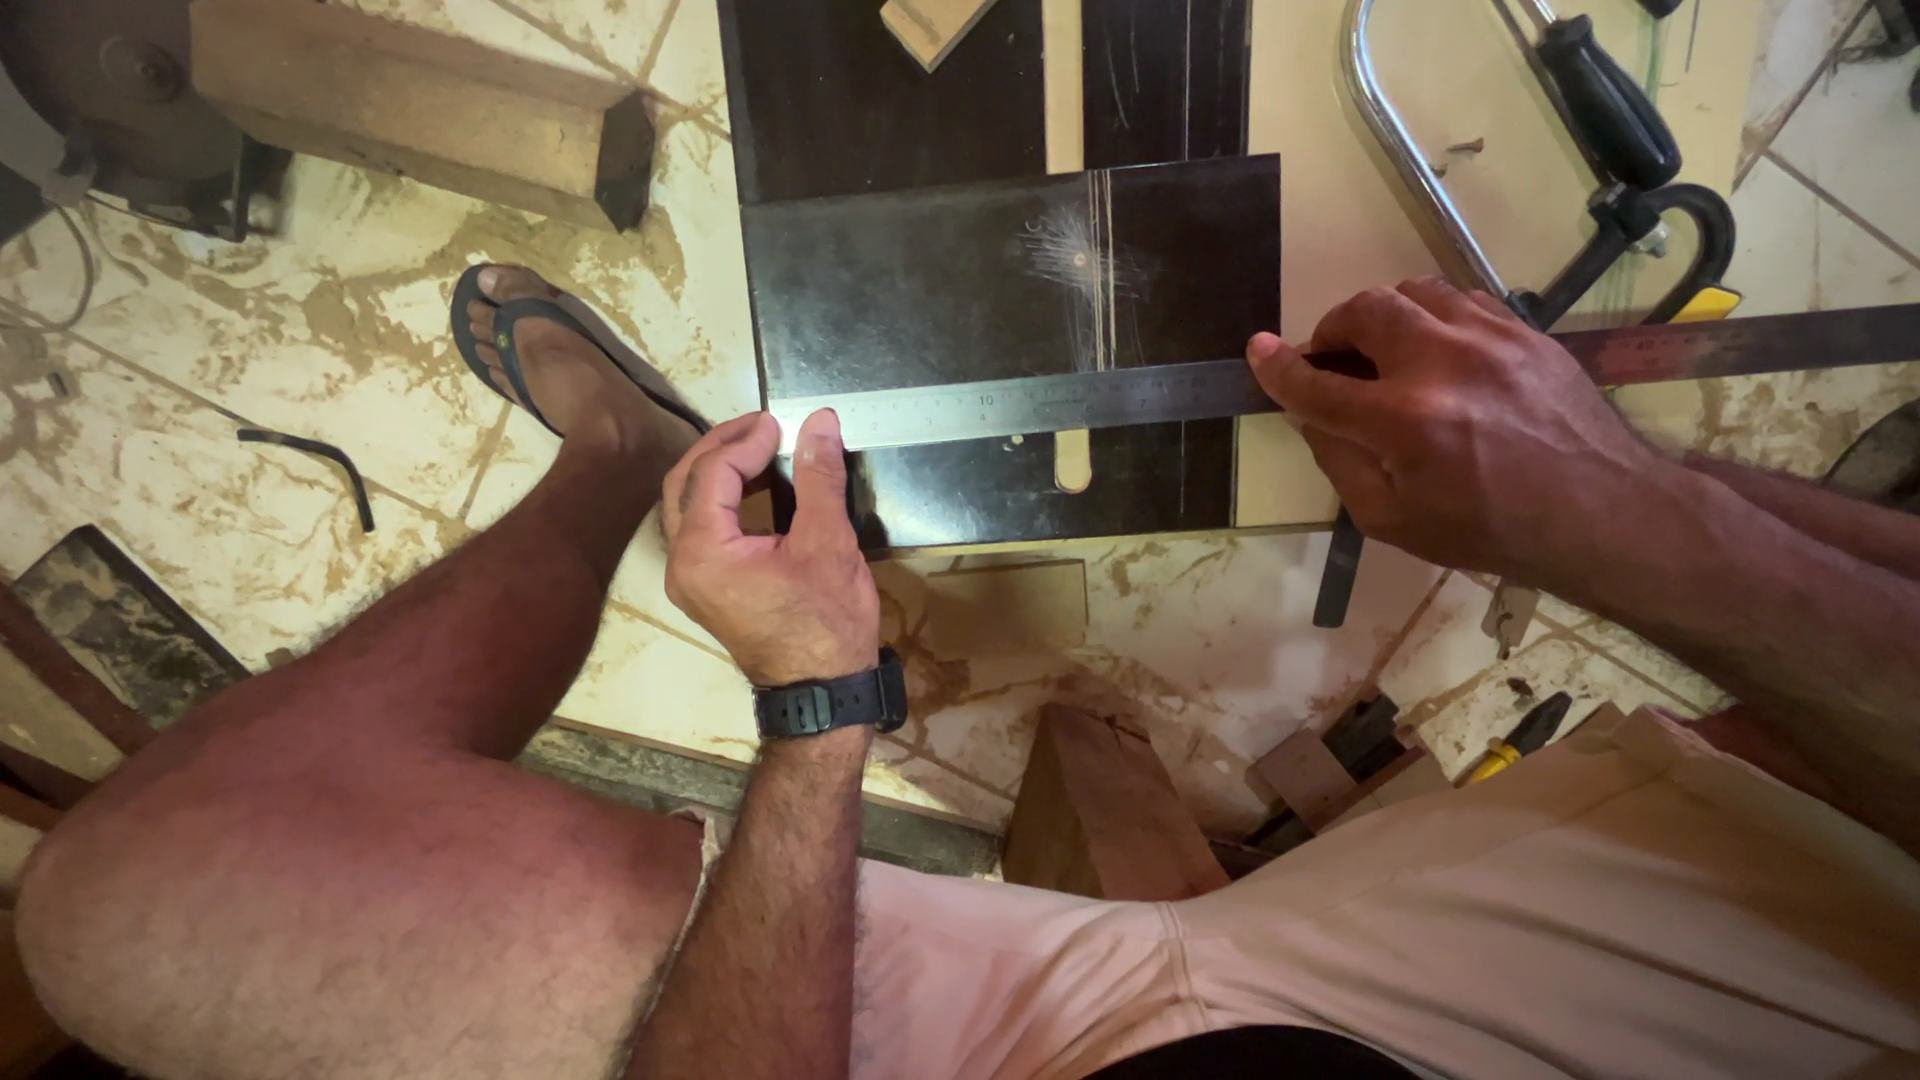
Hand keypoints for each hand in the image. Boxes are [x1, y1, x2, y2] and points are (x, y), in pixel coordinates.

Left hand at [663, 410, 880, 686]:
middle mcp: (681, 564)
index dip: (746, 440)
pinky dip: (724, 500)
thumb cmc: (827, 621)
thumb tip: (820, 420)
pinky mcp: (706, 590)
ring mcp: (689, 581)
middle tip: (763, 426)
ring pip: (688, 507)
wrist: (823, 691)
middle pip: (684, 484)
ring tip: (761, 448)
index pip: (710, 473)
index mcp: (703, 552)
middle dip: (722, 446)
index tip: (783, 424)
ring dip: (719, 471)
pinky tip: (757, 487)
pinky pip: (701, 530)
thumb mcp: (828, 543)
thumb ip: (818, 477)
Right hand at [1246, 278, 1663, 579]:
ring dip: (1380, 316)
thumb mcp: (1388, 519)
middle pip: (1365, 312)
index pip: (1318, 385)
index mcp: (1403, 422)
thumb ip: (1338, 462)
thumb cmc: (1485, 529)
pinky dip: (1428, 316)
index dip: (1279, 367)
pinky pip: (1460, 300)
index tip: (1257, 349)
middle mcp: (1443, 365)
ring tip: (1381, 350)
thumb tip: (1308, 415)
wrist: (1604, 511)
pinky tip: (1431, 349)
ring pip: (1413, 292)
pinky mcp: (1526, 332)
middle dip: (1332, 330)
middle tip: (1331, 360)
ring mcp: (1492, 339)